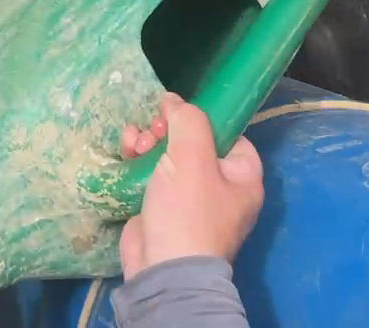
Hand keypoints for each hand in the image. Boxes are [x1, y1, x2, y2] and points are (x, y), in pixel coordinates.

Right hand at [117, 92, 263, 277]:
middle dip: (167, 128)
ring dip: (147, 139)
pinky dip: (138, 156)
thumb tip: (173, 100)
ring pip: (167, 150)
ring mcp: (188, 195)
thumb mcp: (192, 156)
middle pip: (192, 139)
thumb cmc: (188, 211)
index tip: (179, 112)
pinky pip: (151, 168)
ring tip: (135, 143)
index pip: (230, 135)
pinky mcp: (161, 202)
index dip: (204, 119)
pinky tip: (127, 151)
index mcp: (241, 178)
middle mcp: (219, 186)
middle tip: (153, 130)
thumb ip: (187, 119)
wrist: (163, 267)